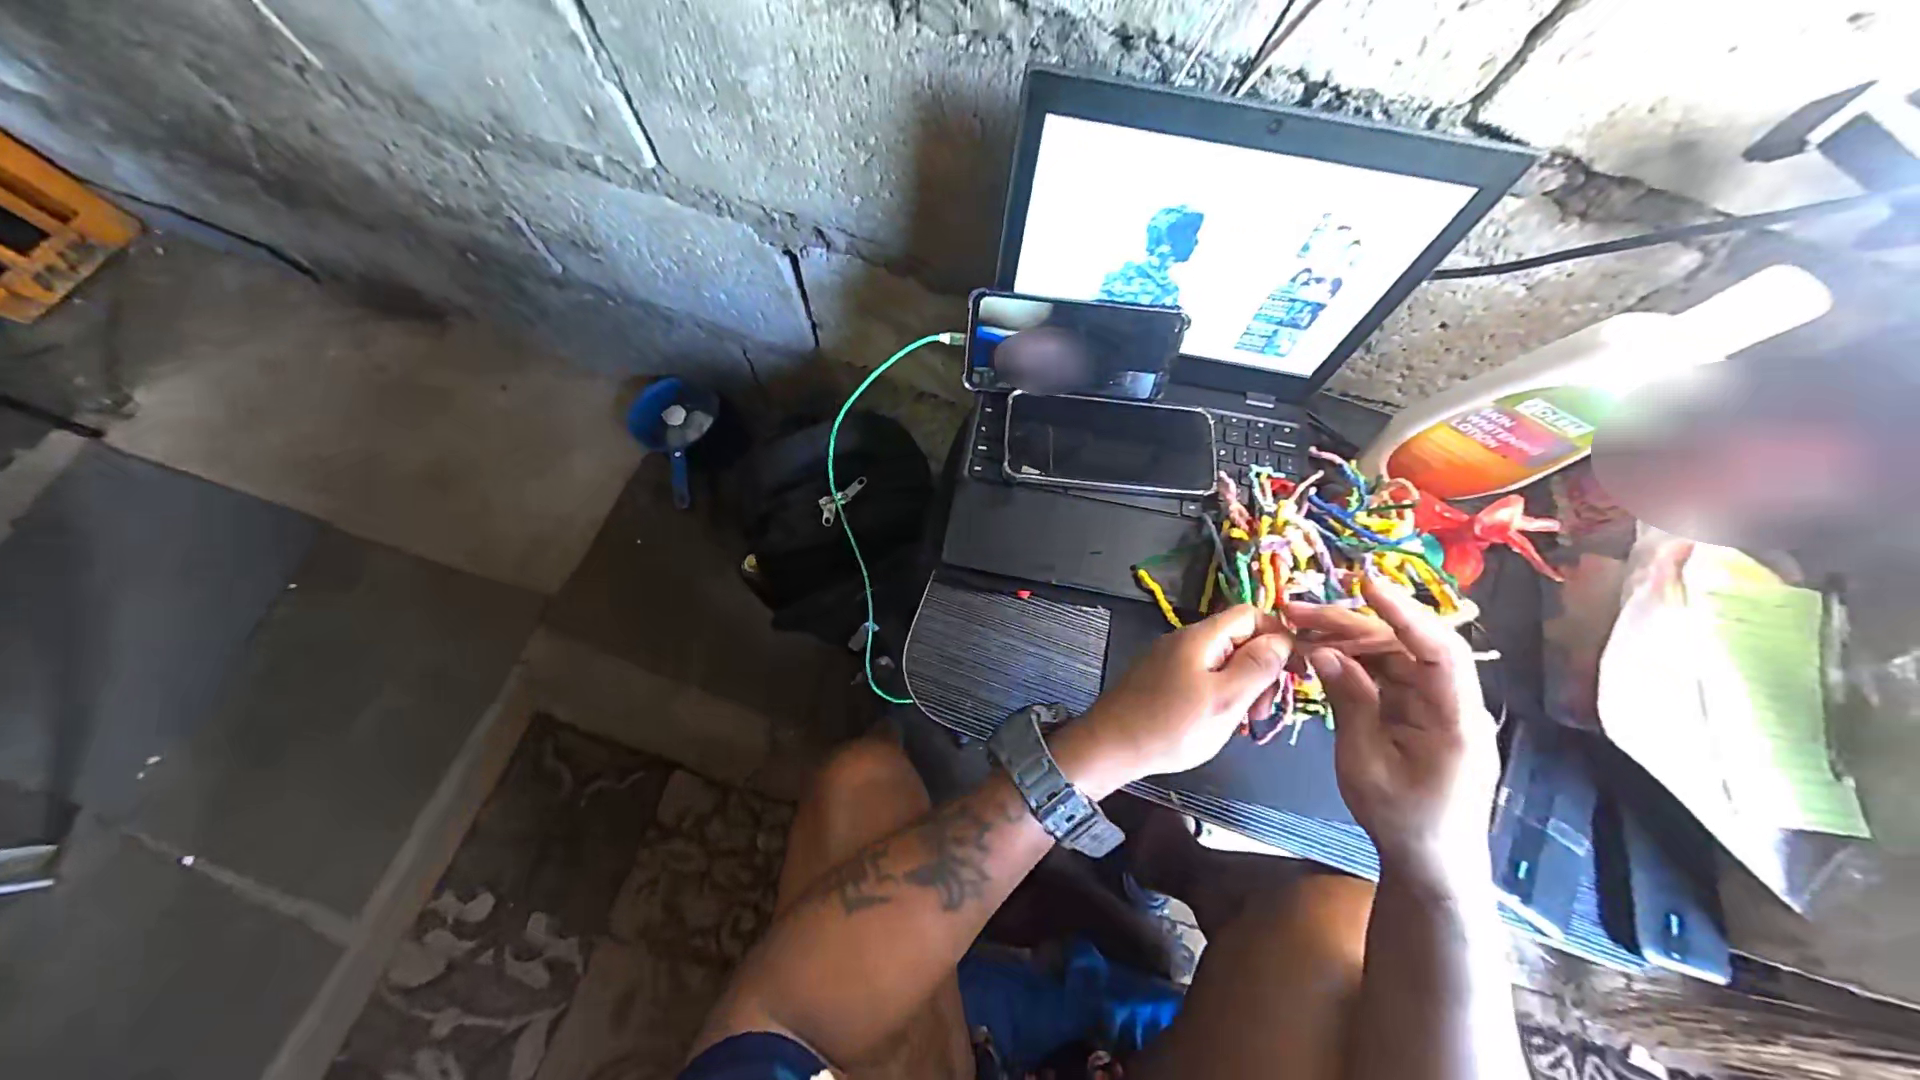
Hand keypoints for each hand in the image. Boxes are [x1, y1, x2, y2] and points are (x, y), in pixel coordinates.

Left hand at [1054, 604, 1291, 798]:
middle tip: (1264, 708)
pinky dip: (1220, 694)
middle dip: (1261, 668)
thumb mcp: (1225, 698)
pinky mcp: (1160, 679)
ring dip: (1242, 686)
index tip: (1294, 671)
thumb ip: (1257, 666)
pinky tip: (1219, 721)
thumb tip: (1282, 638)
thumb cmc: (1171, 726)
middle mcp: (1184, 640)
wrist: (1111, 745)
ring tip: (1244, 720)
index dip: (1278, 636)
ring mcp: (1169, 659)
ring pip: (1221, 661)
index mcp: (1200, 637)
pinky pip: (1202, 676)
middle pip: (1237, 638)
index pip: (1250, 615)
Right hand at [1289, 579, 1498, 887]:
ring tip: (1297, 627)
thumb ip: (1350, 702)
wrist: (1429, 861)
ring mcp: (1436, 704)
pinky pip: (1385, 674)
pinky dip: (1351, 662)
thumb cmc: (1402, 818)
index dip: (1404, 612)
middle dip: (1350, 624)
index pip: (1438, 650)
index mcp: (1456, 718)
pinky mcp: (1418, 710)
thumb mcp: (1364, 762)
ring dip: (1345, 639)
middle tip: (1296, 612)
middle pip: (1404, 645)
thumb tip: (1324, 651)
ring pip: (1391, 655)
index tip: (1366, 583)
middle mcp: (1452, 701)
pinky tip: (1318, 653)